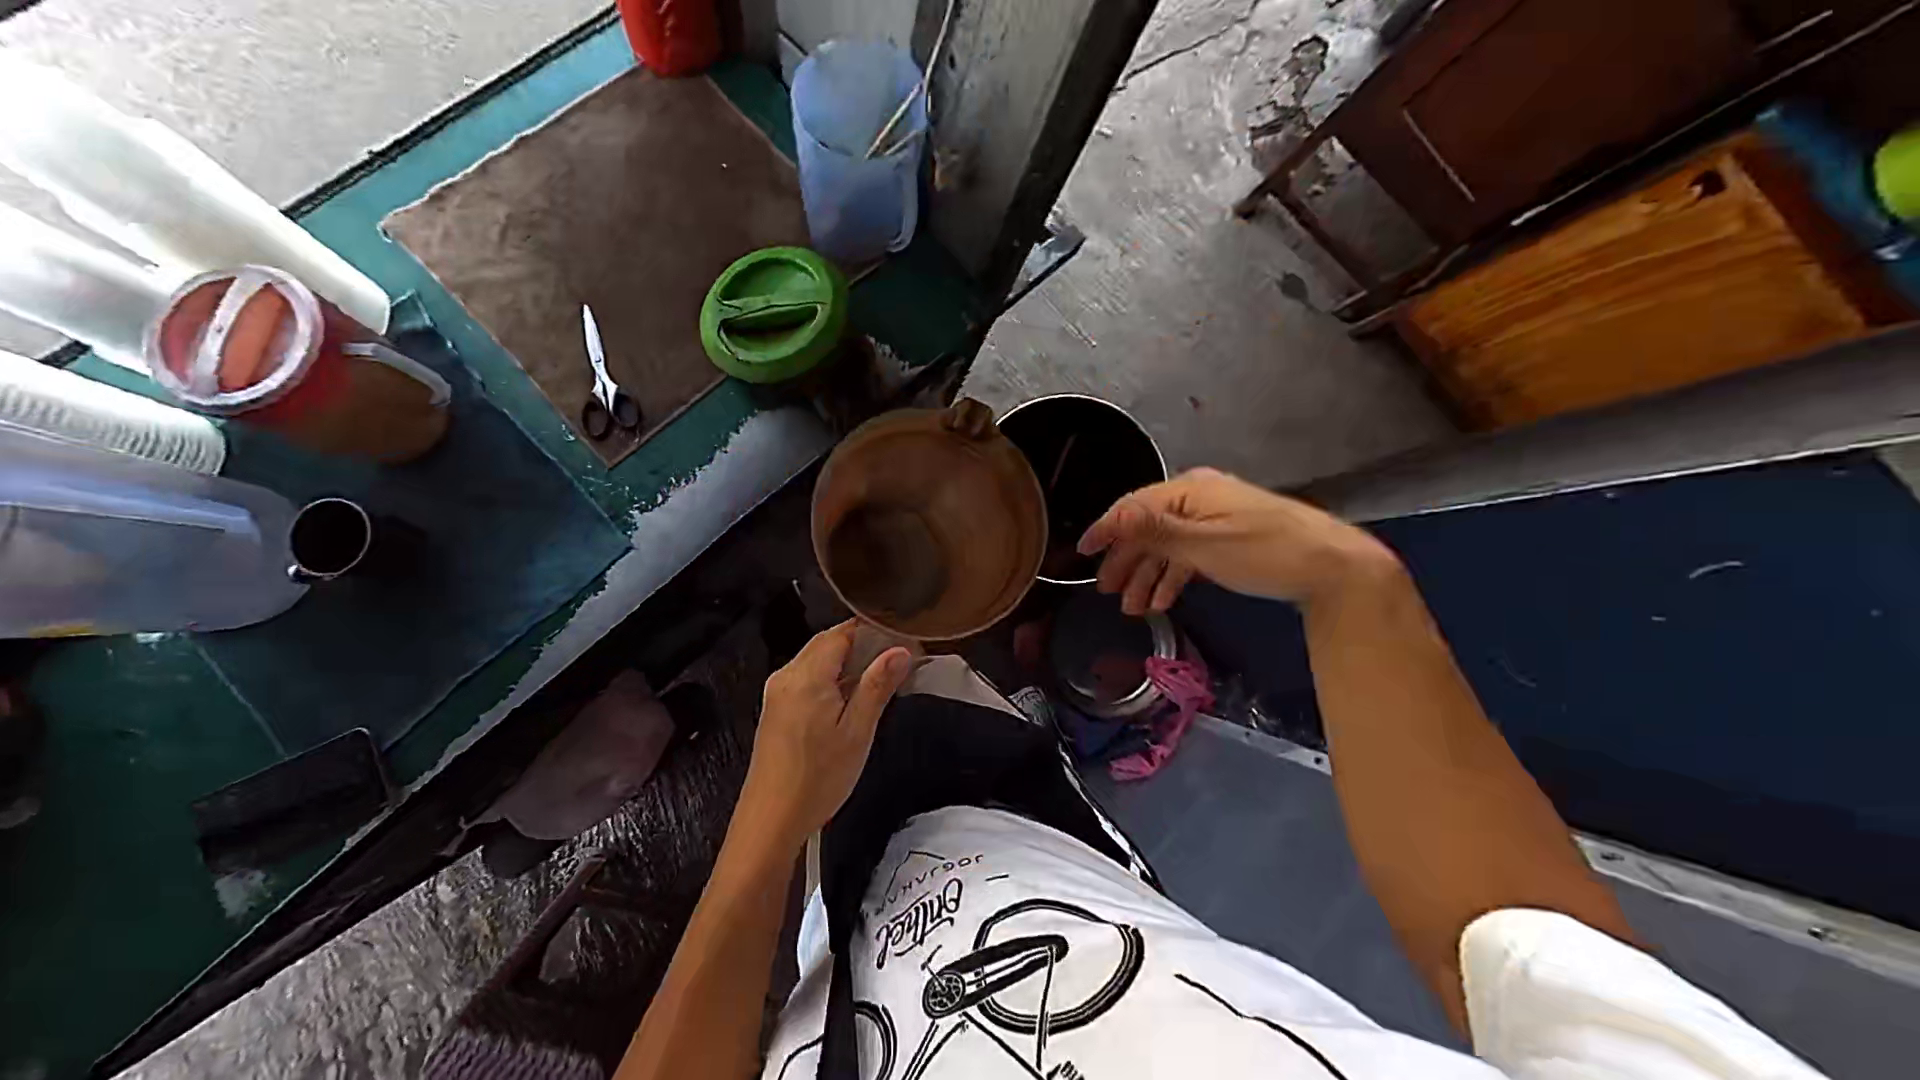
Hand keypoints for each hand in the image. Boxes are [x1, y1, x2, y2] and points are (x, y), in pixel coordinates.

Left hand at [739, 621, 911, 842]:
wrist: (770, 822)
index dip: (875, 631)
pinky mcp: (776, 709)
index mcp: (806, 676)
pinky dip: (832, 678)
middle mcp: (787, 676)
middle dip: (863, 644)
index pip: (843, 632)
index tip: (904, 640)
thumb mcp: (857, 732)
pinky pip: (807, 678)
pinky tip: (851, 698)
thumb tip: (900, 650)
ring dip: (848, 662)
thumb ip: (877, 686)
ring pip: (818, 659)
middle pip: (828, 642)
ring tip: (881, 678)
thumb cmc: (817, 780)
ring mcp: (778, 692)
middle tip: (899, 659)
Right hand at [1077, 467, 1400, 614]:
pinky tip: (1162, 601)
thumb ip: (1155, 531)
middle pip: (1148, 528)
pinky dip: (1173, 577)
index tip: (1081, 553)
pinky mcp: (1229, 540)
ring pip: (1167, 546)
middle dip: (1126, 561)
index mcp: (1190, 490)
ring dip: (1147, 575)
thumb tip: (1114, 517)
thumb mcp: (1204, 544)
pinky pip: (1189, 556)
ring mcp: (1215, 519)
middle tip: (1106, 590)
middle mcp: (1199, 498)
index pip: (1134, 507)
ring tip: (1131, 608)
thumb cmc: (1265, 553)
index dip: (1105, 530)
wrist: (1333, 567)